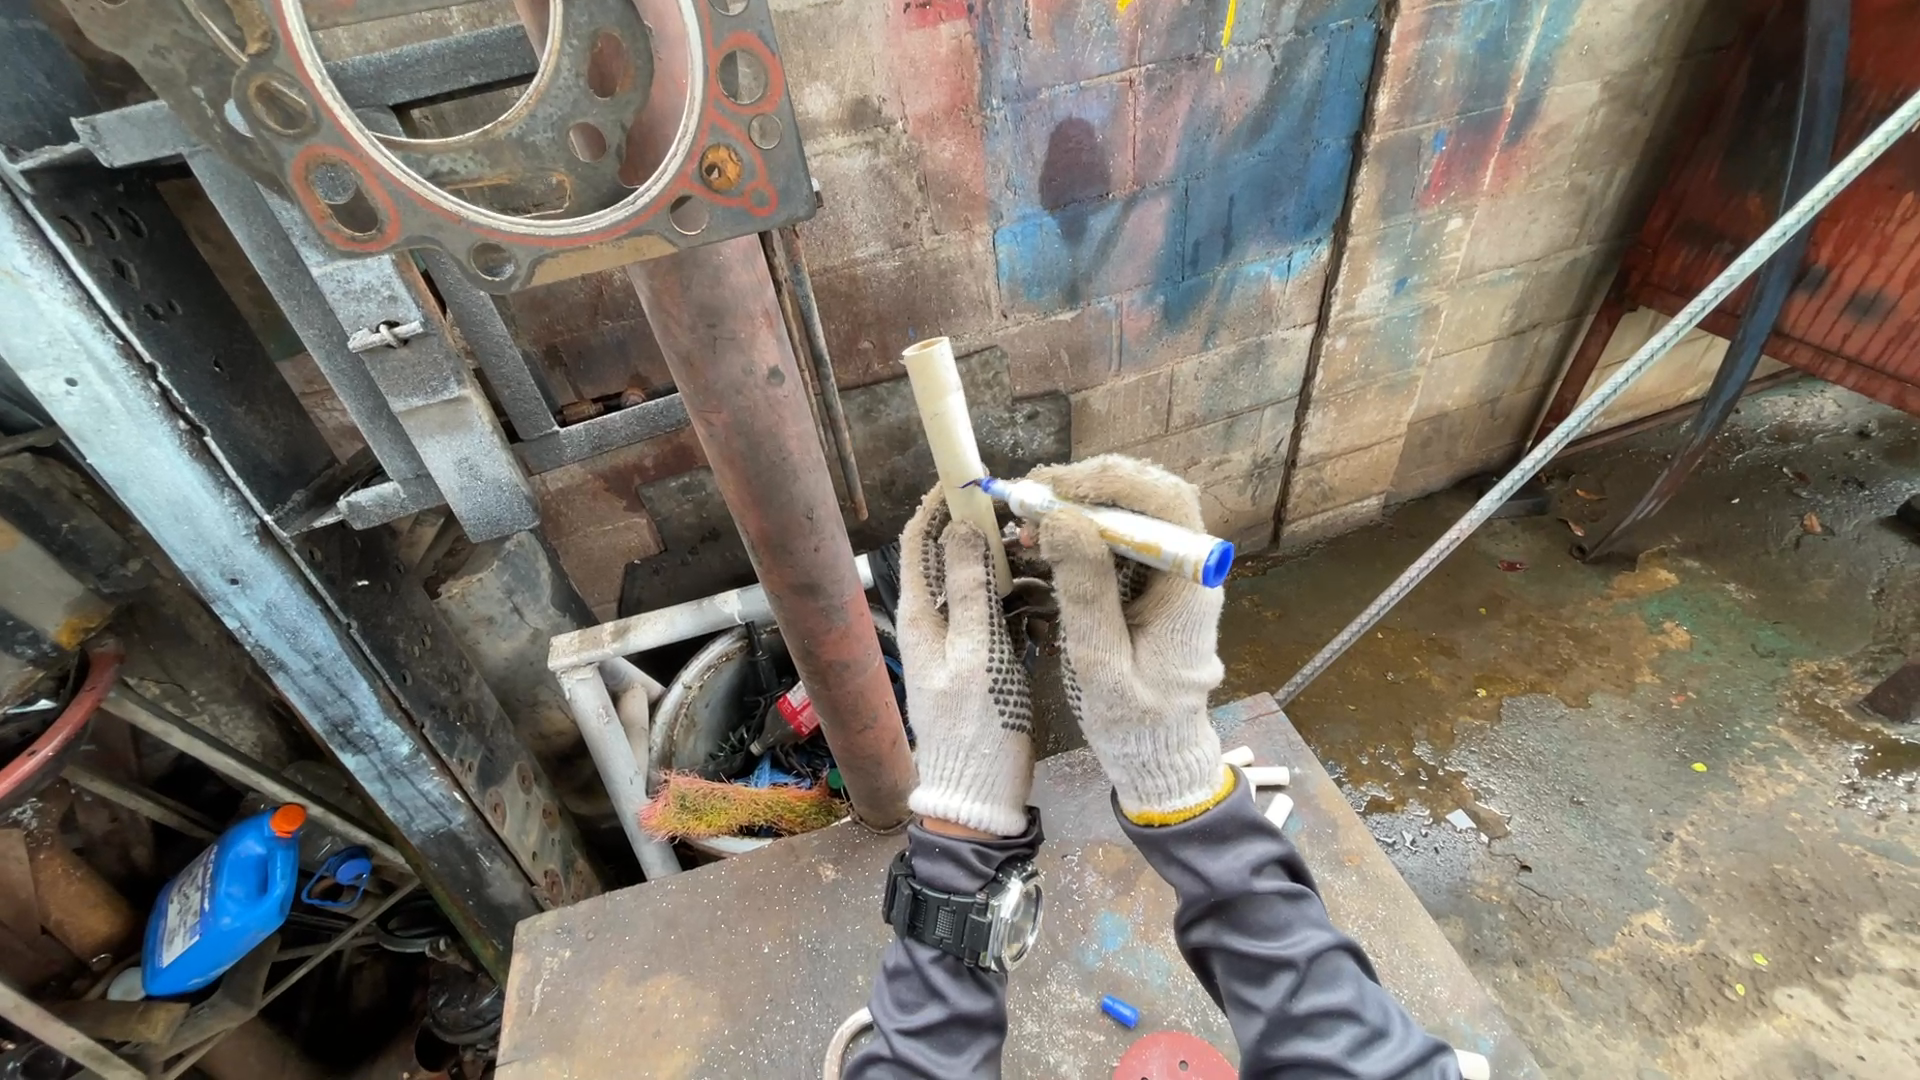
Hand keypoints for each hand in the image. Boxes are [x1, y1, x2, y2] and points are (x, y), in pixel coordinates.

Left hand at [897, 488, 1034, 837]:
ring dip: (1005, 569)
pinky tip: (1041, 604)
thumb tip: (961, 528)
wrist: (979, 790)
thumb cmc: (976, 725)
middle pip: (950, 558)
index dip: (936, 508)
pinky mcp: (979, 656)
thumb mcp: (976, 654)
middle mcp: (933, 621)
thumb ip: (969, 591)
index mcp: (921, 616)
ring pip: (977, 584)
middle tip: (1023, 524)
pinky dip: (1015, 602)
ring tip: (1040, 562)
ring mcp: (956, 639)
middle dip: (982, 535)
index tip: (966, 482)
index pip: (917, 544)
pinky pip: (994, 613)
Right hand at [1026, 455, 1228, 824]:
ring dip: (1073, 508)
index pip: (1166, 503)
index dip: (1110, 483)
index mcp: (1191, 587)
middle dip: (1084, 489)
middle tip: (1029, 500)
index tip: (1053, 490)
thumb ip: (1087, 594)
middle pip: (1144, 498)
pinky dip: (1073, 533)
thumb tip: (1062, 520)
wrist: (1156, 753)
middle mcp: (1186, 568)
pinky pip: (1111, 539)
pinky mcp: (1145, 583)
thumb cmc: (1136, 722)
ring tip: (1025, 524)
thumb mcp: (1102, 665)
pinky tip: (1039, 543)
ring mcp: (1167, 573)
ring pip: (1125, 513)